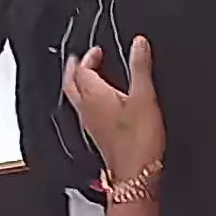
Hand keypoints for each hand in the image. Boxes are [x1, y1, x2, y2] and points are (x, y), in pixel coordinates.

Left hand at [63, 36, 164, 181]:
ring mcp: (90, 123)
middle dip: (74, 69)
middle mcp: (87, 109)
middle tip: (78, 59)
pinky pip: (85, 111)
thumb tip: (138, 43)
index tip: (97, 50)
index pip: (82, 70)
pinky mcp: (97, 134)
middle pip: (71, 84)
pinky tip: (99, 103)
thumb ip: (141, 67)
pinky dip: (88, 99)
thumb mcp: (145, 96)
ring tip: (86, 76)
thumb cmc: (138, 139)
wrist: (135, 172)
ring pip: (75, 98)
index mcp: (95, 96)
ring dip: (78, 84)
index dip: (88, 57)